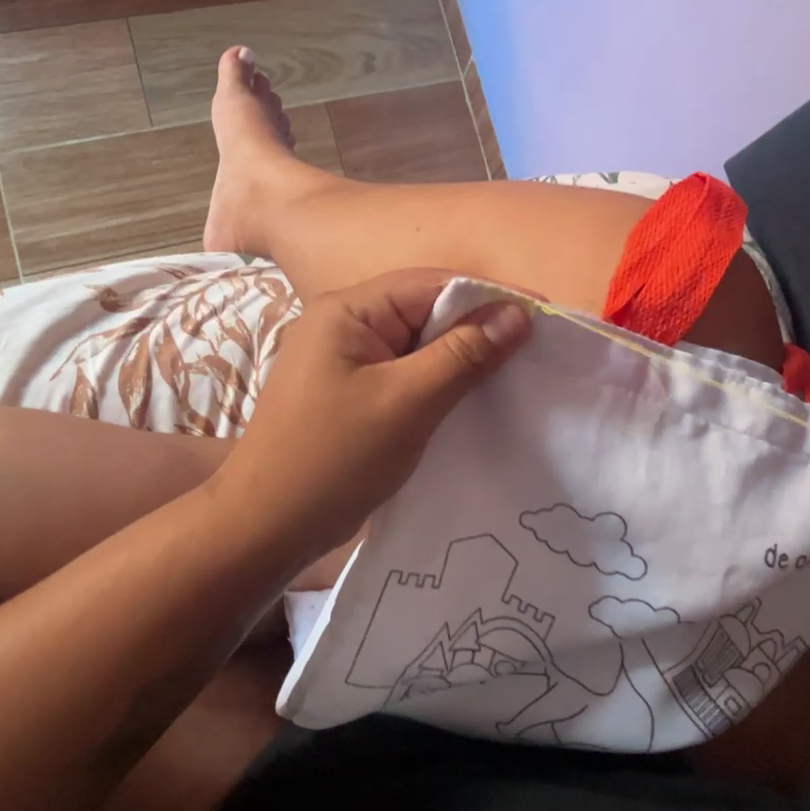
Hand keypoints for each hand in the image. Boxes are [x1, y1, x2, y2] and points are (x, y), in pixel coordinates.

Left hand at [205, 268, 530, 556]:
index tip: (542, 316)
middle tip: (535, 350)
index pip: (432, 284)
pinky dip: (438, 383)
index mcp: (348, 311)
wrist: (267, 526)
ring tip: (513, 375)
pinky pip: (405, 375)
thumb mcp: (407, 402)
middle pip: (425, 311)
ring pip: (418, 346)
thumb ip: (464, 354)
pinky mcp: (350, 394)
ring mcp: (344, 361)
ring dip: (461, 358)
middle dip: (478, 327)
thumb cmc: (334, 458)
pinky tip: (471, 400)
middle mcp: (343, 325)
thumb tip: (518, 314)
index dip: (489, 296)